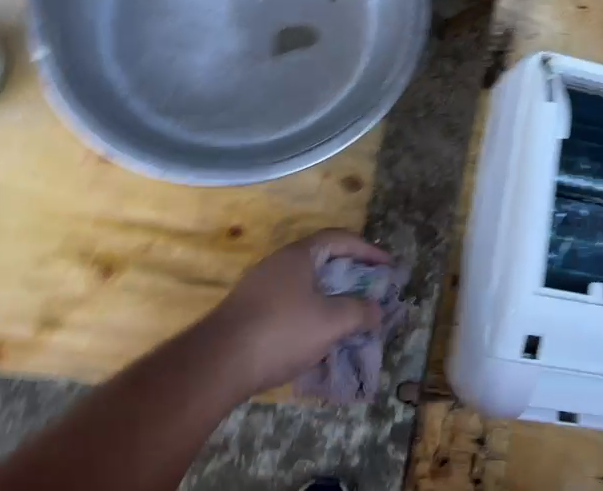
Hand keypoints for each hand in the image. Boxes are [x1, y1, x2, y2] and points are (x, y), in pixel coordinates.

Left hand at [191, 229, 389, 396]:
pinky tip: (315, 335)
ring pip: (304, 283)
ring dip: (329, 295)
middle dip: (349, 274)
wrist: (215, 364)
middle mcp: (278, 262)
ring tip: (347, 315)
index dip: (368, 250)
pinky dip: (309, 311)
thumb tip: (376, 309)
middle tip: (370, 290)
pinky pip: (289, 302)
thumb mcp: (331, 322)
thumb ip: (360, 312)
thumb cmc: (280, 332)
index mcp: (299, 254)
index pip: (340, 239)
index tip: (388, 266)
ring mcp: (259, 286)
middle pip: (322, 259)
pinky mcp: (247, 311)